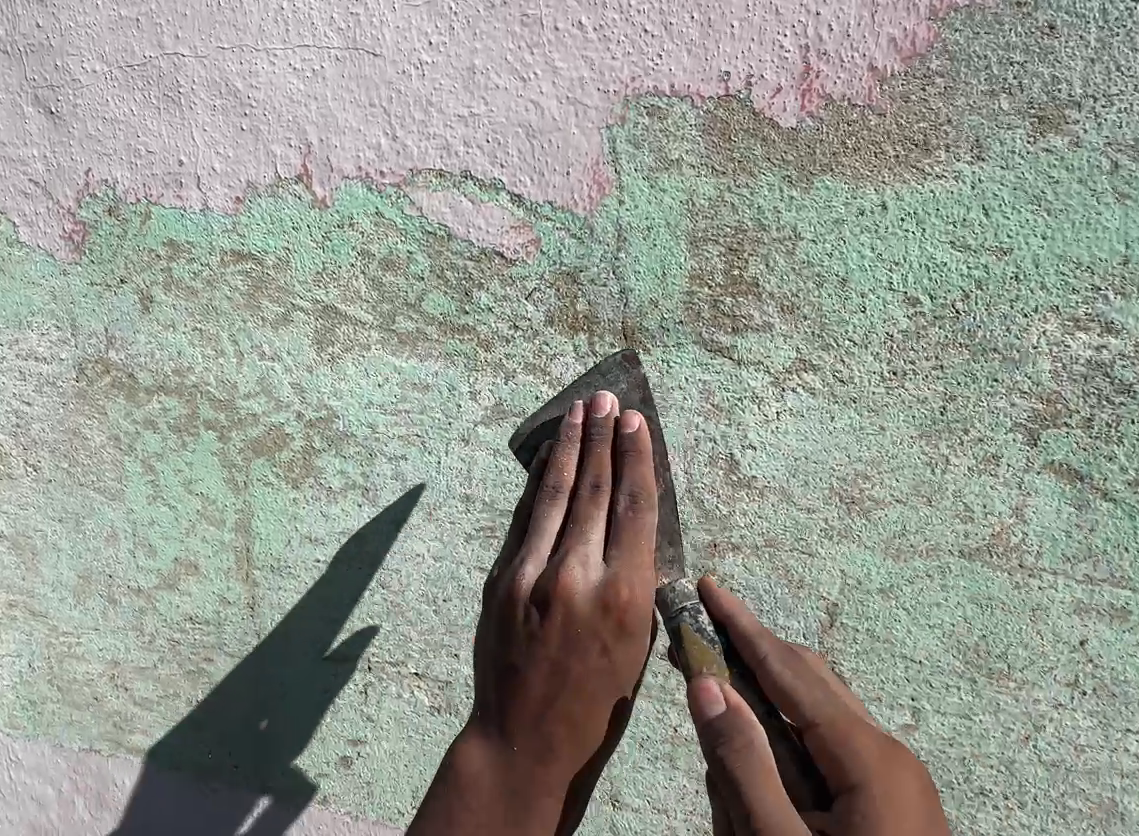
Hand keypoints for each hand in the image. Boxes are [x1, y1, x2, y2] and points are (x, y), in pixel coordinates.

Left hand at [409, 390, 659, 835]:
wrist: (523, 738)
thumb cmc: (597, 704)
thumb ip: (632, 582)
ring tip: (580, 411)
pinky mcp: (500, 576)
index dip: (636, 460)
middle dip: (603, 439)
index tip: (637, 423)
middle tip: (608, 400)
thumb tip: (629, 526)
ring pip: (554, 493)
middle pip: (593, 490)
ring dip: (568, 447)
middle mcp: (576, 575)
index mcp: (622, 596)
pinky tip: (548, 457)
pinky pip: (526, 517)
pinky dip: (538, 482)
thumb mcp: (636, 646)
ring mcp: (531, 572)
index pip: (633, 509)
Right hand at [687, 578, 950, 835]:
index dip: (743, 625)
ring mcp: (898, 781)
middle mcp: (889, 754)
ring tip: (721, 698)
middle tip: (698, 637)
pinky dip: (791, 740)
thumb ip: (743, 765)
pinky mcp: (896, 805)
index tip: (709, 585)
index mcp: (867, 757)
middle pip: (809, 682)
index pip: (789, 670)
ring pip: (821, 714)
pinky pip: (834, 749)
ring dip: (768, 700)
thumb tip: (709, 686)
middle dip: (752, 654)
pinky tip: (764, 759)